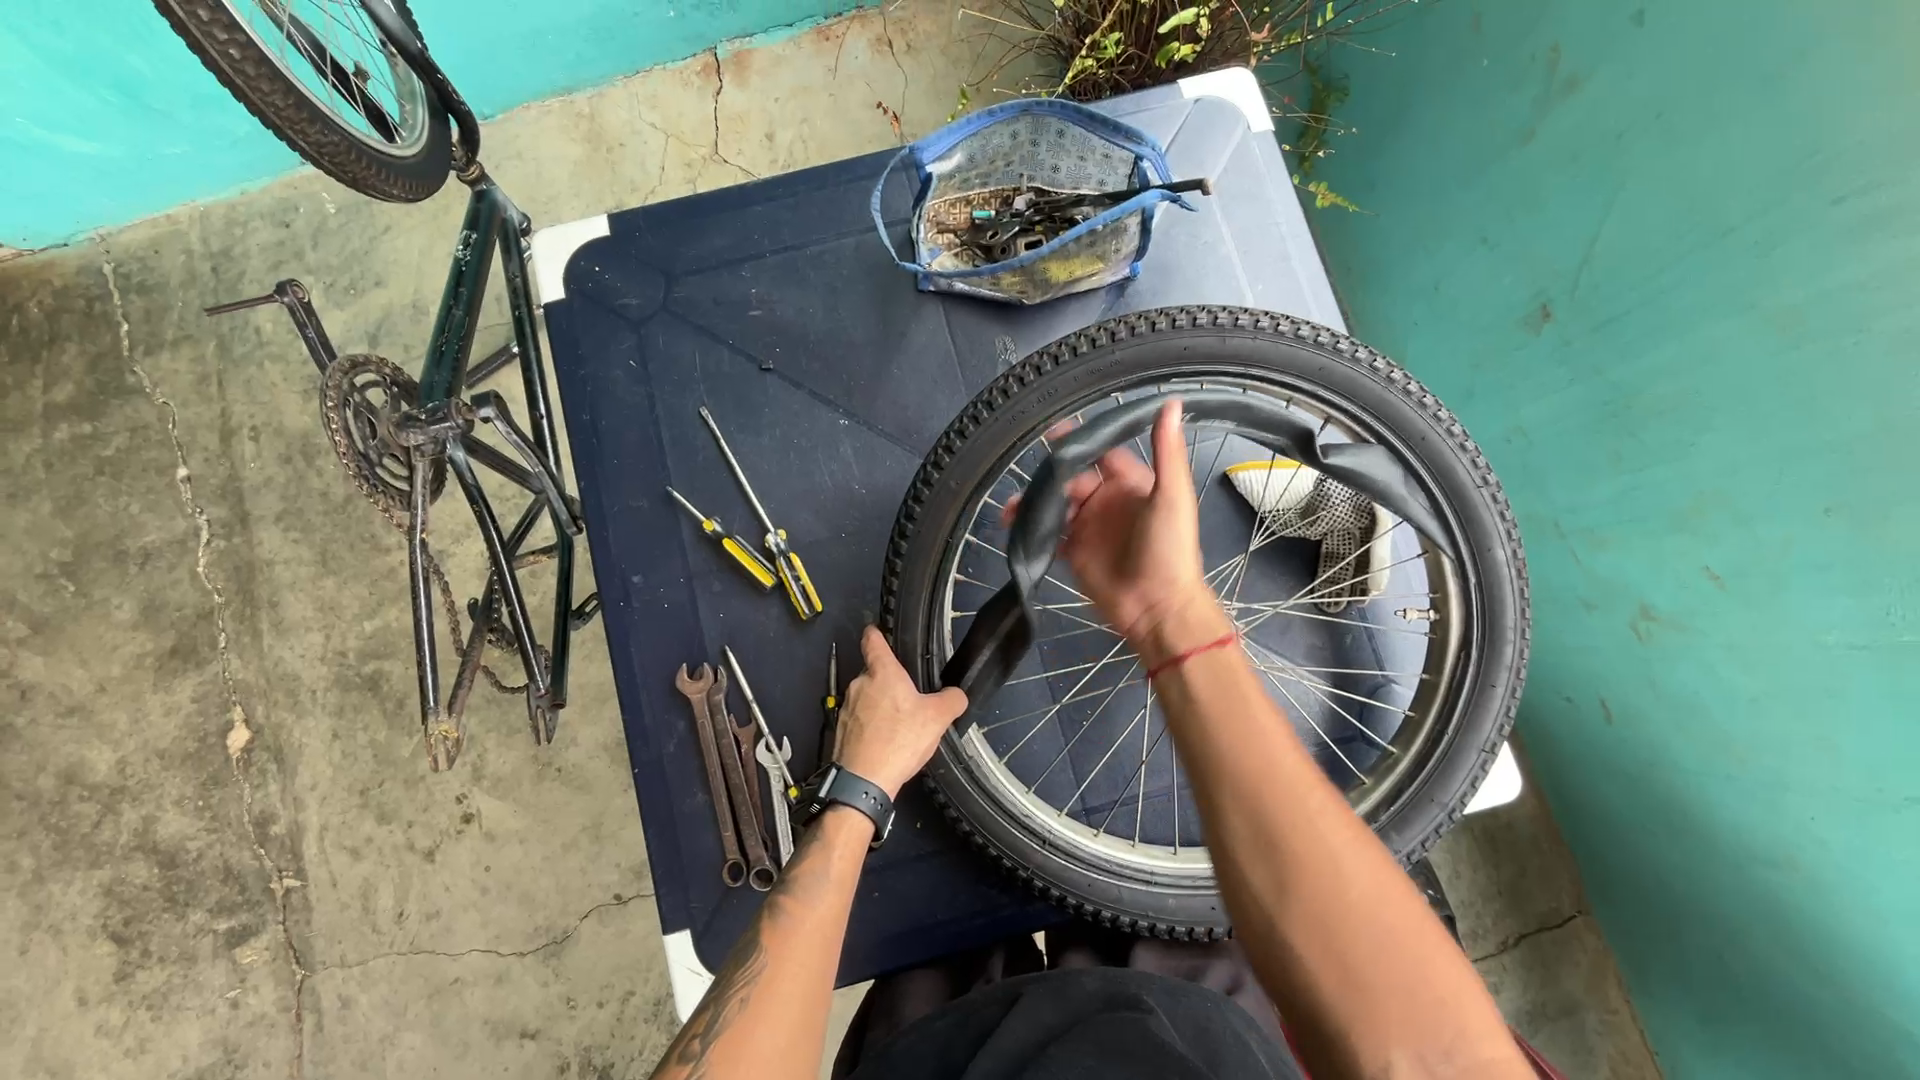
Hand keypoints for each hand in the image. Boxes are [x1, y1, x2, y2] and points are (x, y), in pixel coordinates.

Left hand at [833, 626, 967, 798]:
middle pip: (872, 672)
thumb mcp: (937, 718)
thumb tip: (957, 695)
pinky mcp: (841, 730)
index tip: (877, 630)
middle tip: (908, 696)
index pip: (873, 640)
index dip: (876, 632)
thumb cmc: (899, 741)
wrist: (864, 782)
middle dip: (888, 681)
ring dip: (880, 706)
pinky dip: (871, 727)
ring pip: (866, 698)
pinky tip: (886, 743)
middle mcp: (859, 684)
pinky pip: (859, 721)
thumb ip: (952, 700)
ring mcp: (846, 708)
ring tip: (899, 725)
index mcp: (881, 672)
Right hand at [1019, 399, 1218, 662]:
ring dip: (1035, 502)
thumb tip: (1171, 402)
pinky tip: (1014, 525)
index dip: (1079, 440)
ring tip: (1012, 508)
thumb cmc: (1170, 549)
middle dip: (1049, 476)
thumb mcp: (1172, 496)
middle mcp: (1108, 502)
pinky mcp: (1075, 553)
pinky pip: (1050, 534)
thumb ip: (1167, 452)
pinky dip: (1032, 528)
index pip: (1101, 453)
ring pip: (1056, 505)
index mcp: (1132, 484)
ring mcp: (1090, 529)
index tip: (1052, 430)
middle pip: (1072, 478)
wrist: (1158, 607)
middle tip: (1031, 479)